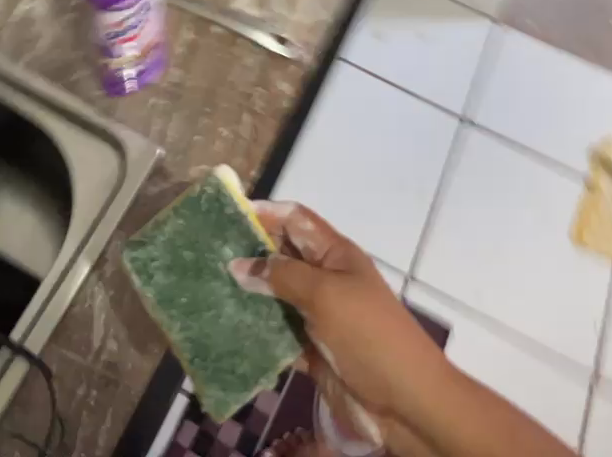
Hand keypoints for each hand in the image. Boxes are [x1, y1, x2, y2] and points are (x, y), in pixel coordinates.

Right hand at [227, 202, 447, 446]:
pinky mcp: (311, 349)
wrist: (404, 401)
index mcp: (335, 254)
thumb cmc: (368, 334)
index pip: (296, 220)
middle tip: (206, 254)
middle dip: (249, 253)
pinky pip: (277, 334)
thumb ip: (282, 276)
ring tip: (207, 289)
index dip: (266, 212)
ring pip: (275, 296)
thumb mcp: (326, 294)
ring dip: (247, 294)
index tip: (228, 213)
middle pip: (282, 256)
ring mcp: (317, 315)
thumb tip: (239, 264)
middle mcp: (324, 279)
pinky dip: (255, 332)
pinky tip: (225, 330)